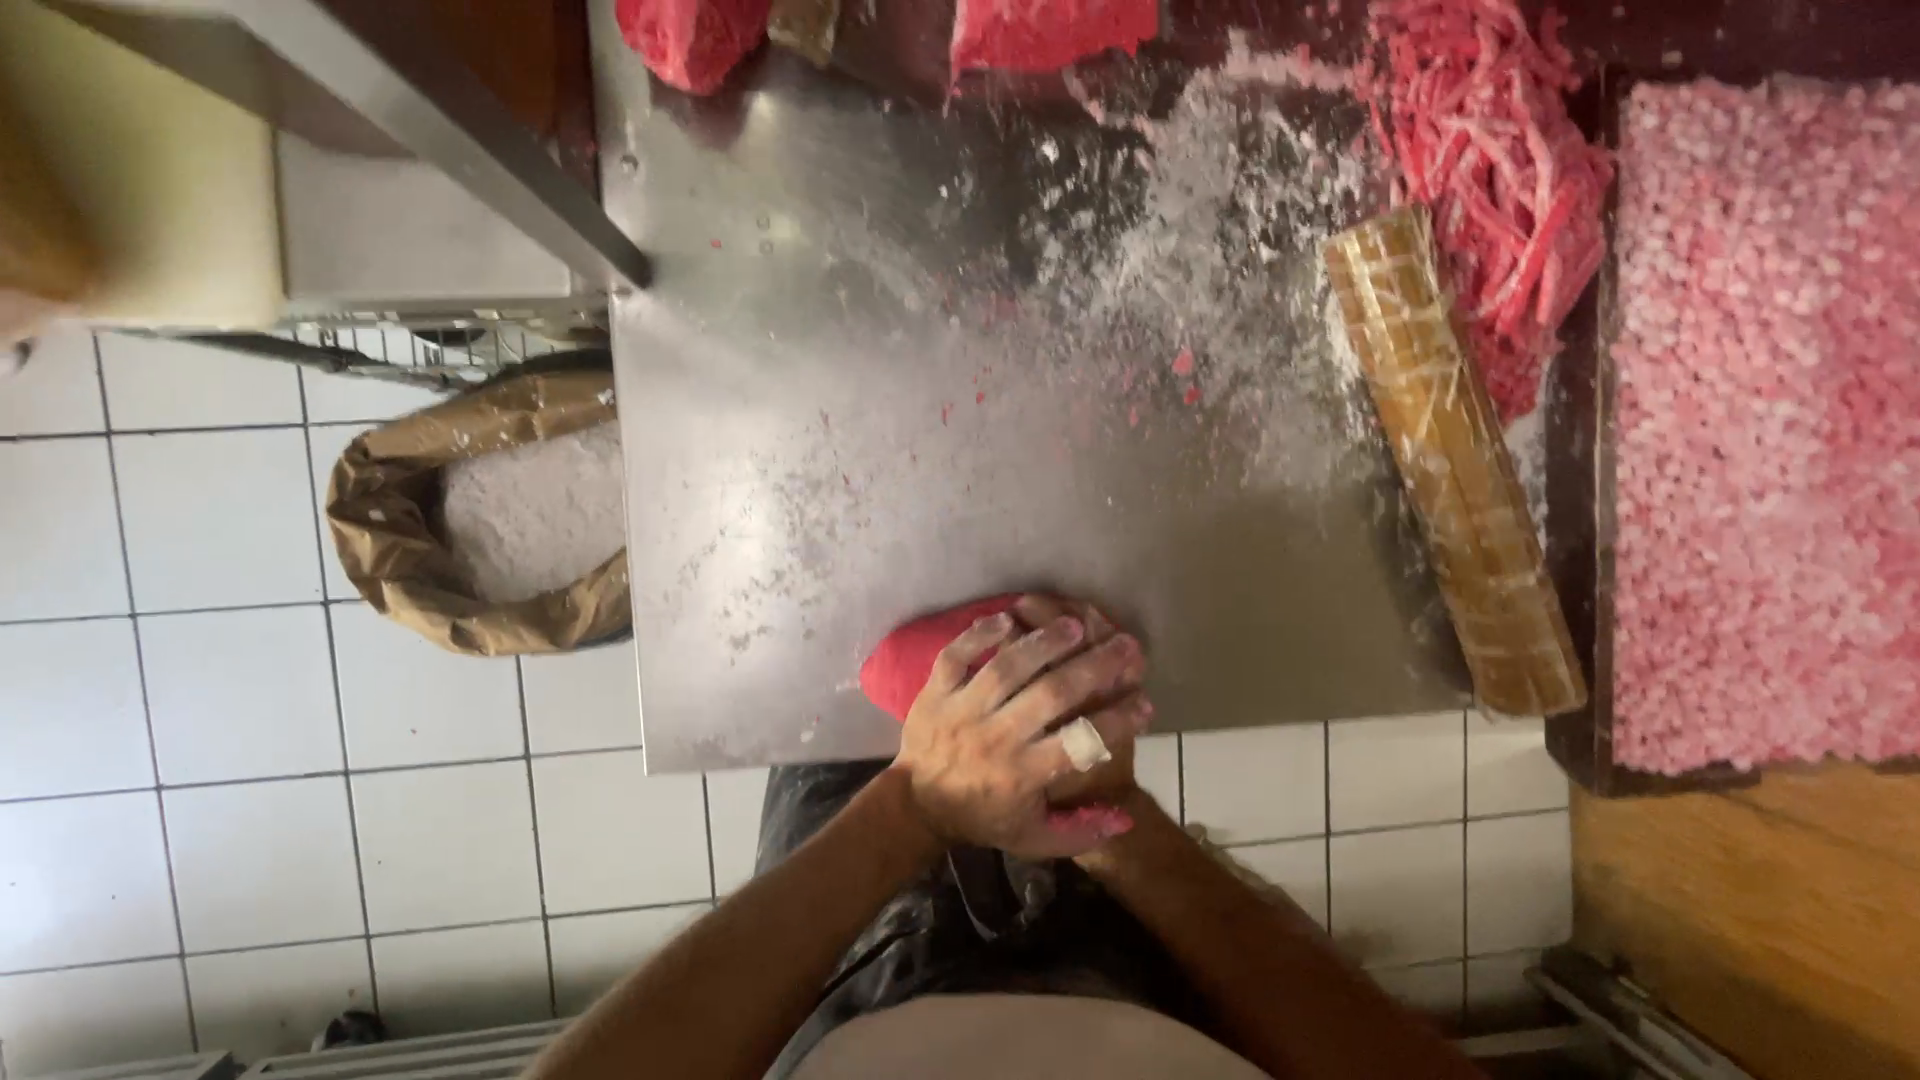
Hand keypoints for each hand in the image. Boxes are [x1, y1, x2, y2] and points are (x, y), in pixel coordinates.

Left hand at [891, 601, 1150, 858]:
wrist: (915, 806)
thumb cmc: (981, 817)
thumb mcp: (1031, 837)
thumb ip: (1079, 832)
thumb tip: (1126, 818)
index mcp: (1022, 774)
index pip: (1078, 743)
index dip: (1117, 722)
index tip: (1144, 702)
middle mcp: (995, 737)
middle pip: (1050, 695)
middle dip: (1093, 668)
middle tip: (1125, 645)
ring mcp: (962, 710)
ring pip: (1006, 669)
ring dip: (1043, 643)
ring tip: (1076, 625)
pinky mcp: (934, 692)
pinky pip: (955, 656)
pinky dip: (978, 635)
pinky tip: (1009, 617)